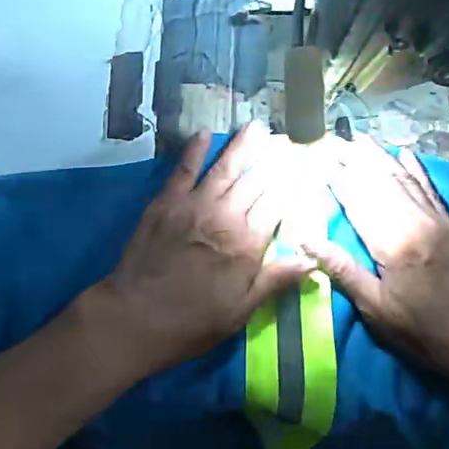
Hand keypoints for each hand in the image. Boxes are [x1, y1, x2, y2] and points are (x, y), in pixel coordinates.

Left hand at [85, 125, 313, 375]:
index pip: (278, 205)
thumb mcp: (241, 310)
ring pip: (224, 168)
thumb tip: (312, 260)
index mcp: (247, 243)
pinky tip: (204, 134)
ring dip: (242, 146)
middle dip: (274, 160)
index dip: (293, 186)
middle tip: (287, 142)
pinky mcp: (165, 203)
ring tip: (258, 127)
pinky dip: (194, 150)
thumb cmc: (193, 322)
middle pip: (256, 181)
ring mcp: (193, 205)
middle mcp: (225, 216)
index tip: (306, 169)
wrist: (136, 316)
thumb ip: (275, 280)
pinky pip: (183, 170)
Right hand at [301, 137, 448, 382]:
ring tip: (359, 139)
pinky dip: (416, 170)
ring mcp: (438, 221)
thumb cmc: (425, 333)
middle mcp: (417, 222)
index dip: (337, 177)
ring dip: (380, 158)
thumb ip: (343, 271)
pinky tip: (405, 154)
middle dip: (356, 159)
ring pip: (404, 180)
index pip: (358, 199)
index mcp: (394, 242)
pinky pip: (429, 190)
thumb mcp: (377, 310)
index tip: (317, 156)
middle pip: (381, 181)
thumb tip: (306, 239)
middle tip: (333, 138)